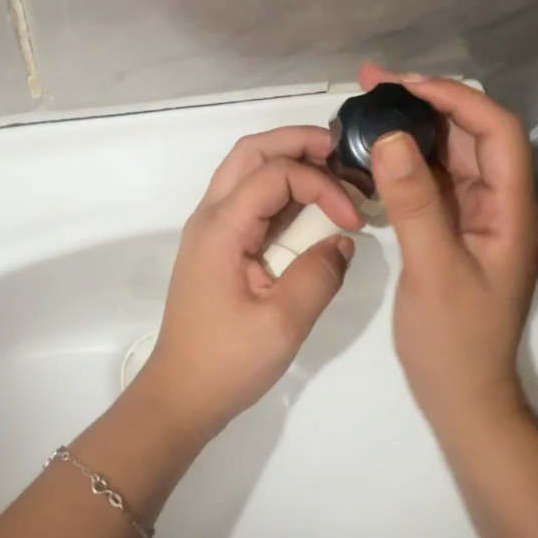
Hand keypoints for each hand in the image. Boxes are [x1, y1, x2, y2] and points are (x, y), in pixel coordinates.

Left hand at [134, 126, 364, 440]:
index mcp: (221, 227)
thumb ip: (319, 275)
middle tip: (346, 156)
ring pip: (249, 170)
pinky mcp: (222, 246)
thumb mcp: (283, 323)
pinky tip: (317, 206)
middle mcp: (211, 216)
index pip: (276, 173)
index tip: (355, 219)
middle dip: (300, 143)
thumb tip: (343, 241)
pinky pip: (252, 199)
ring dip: (292, 162)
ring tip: (337, 174)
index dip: (322, 184)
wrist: (182, 395)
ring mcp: (213, 229)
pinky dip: (285, 190)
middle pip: (253, 152)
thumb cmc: (227, 362)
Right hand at [360, 64, 537, 430]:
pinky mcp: (452, 230)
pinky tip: (373, 151)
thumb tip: (391, 136)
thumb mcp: (433, 270)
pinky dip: (404, 160)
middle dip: (426, 102)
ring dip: (412, 127)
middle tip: (371, 83)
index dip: (458, 99)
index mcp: (511, 209)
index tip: (406, 86)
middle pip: (471, 135)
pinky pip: (431, 182)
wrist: (462, 397)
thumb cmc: (455, 341)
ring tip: (366, 106)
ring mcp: (474, 217)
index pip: (497, 131)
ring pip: (448, 155)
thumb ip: (414, 203)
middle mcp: (497, 204)